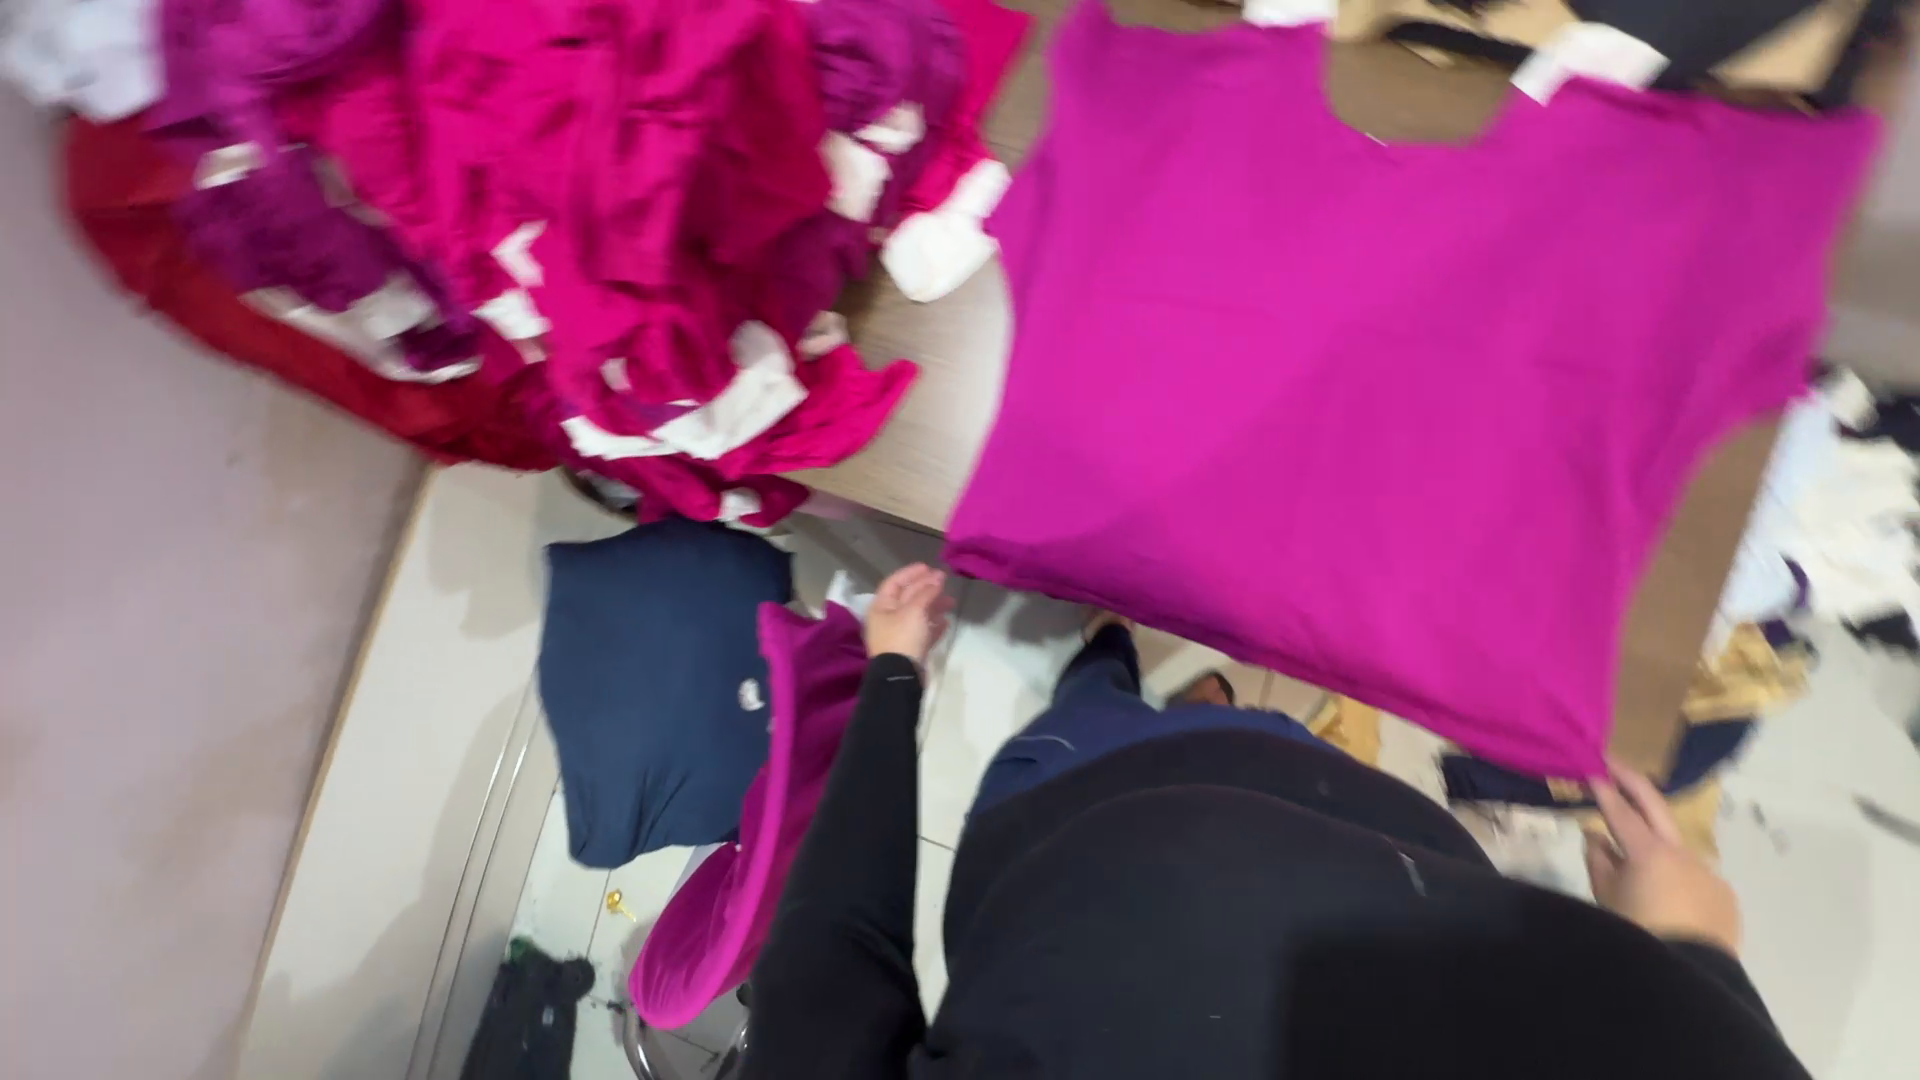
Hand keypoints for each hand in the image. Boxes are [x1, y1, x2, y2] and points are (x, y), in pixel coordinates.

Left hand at [864, 564, 956, 664]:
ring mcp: (899, 635)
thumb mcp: (914, 610)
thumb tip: (937, 577)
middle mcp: (888, 618)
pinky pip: (923, 632)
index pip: (895, 582)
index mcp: (881, 606)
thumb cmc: (902, 637)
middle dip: (927, 588)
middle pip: (908, 597)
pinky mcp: (910, 649)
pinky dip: (934, 625)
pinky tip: (945, 622)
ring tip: (951, 602)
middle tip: (944, 580)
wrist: (901, 677)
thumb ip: (926, 591)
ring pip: (918, 614)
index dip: (911, 573)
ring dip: (934, 606)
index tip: (928, 567)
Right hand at [1584, 758, 1741, 954]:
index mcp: (1647, 850)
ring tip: (1631, 827)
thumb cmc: (1637, 926)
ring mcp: (1706, 871)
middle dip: (1633, 782)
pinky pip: (1689, 868)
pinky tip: (1659, 878)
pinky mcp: (1722, 892)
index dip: (1602, 787)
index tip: (1589, 766)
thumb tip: (1596, 836)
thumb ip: (1599, 857)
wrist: (1693, 970)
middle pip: (1655, 807)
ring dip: (1652, 827)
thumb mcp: (1605, 891)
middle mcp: (1680, 852)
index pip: (1619, 810)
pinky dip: (1669, 864)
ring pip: (1673, 840)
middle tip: (1613, 763)